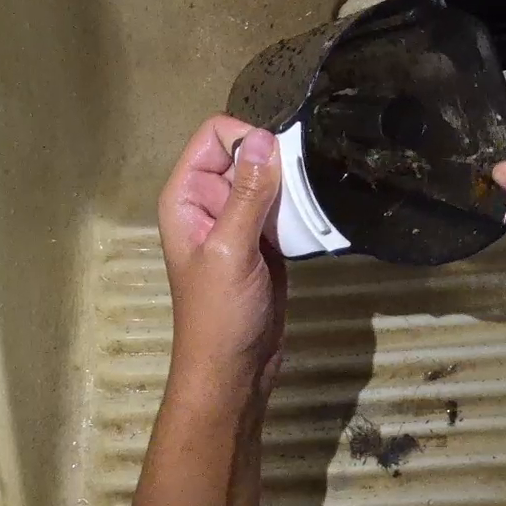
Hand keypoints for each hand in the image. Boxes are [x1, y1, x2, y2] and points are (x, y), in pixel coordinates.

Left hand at [158, 116, 287, 406]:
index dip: (247, 139)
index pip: (215, 135)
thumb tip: (265, 138)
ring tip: (315, 200)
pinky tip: (318, 217)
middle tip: (305, 184)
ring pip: (269, 178)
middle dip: (277, 160)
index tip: (280, 161)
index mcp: (187, 195)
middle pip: (246, 152)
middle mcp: (210, 201)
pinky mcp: (264, 240)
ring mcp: (239, 221)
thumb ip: (248, 195)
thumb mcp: (231, 251)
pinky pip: (283, 207)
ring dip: (293, 185)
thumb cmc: (220, 315)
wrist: (234, 370)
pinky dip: (300, 208)